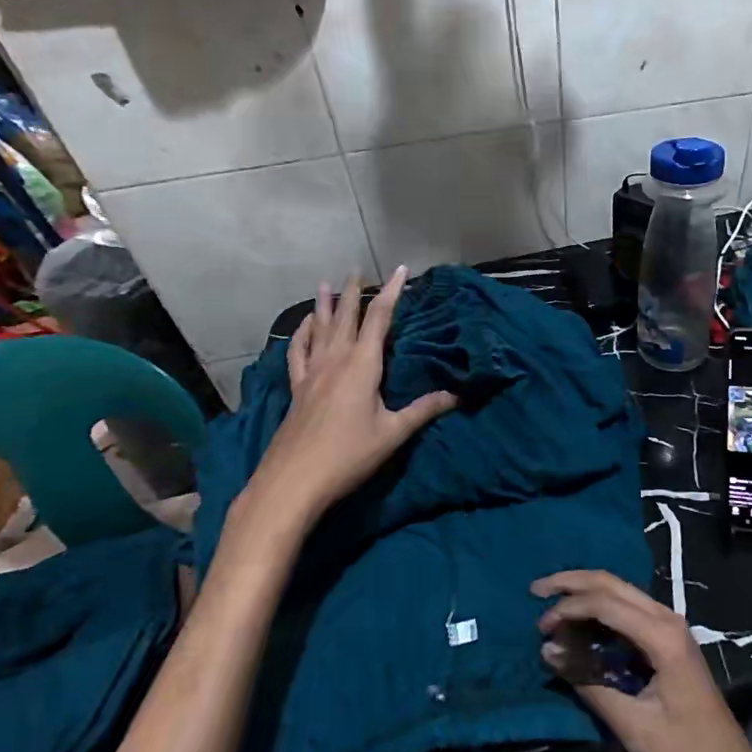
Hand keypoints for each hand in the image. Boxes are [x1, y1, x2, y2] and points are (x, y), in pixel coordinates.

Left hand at [233, 267, 457, 538]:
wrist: (293, 482)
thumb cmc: (348, 455)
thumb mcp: (393, 433)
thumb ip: (424, 410)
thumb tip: (458, 395)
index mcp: (362, 365)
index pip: (379, 319)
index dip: (391, 292)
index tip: (400, 270)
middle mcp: (335, 361)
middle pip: (346, 318)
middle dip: (354, 292)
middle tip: (357, 268)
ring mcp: (312, 374)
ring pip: (319, 330)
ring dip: (324, 305)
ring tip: (325, 283)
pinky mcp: (297, 389)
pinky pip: (298, 352)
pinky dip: (301, 335)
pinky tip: (303, 326)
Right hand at [532, 571, 751, 751]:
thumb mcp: (634, 726)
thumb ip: (590, 684)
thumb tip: (549, 651)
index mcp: (663, 634)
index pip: (606, 602)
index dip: (568, 608)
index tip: (539, 628)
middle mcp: (667, 618)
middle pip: (613, 584)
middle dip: (573, 582)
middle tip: (535, 589)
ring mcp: (670, 627)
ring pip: (621, 593)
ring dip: (585, 593)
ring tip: (551, 602)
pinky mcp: (668, 641)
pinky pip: (628, 611)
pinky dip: (600, 610)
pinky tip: (580, 622)